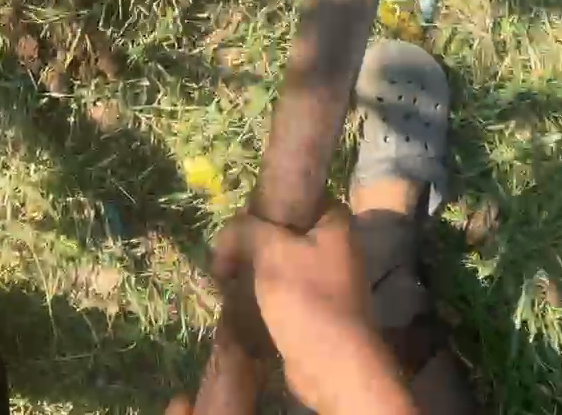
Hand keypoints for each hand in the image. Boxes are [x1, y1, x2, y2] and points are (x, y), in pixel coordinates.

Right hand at [210, 207, 415, 414]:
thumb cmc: (306, 297)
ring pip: (279, 258)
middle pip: (283, 228)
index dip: (266, 201)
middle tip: (228, 251)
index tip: (241, 217)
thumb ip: (244, 229)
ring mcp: (327, 278)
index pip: (296, 194)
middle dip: (252, 239)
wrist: (332, 366)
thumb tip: (226, 234)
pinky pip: (282, 286)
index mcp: (334, 222)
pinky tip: (239, 295)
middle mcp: (336, 245)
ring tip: (227, 274)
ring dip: (253, 266)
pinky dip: (262, 289)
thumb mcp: (269, 249)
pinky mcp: (315, 306)